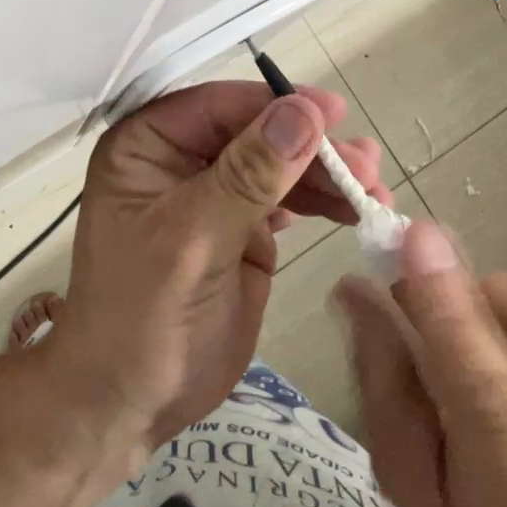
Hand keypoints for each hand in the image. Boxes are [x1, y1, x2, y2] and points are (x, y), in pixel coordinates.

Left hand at [47, 80, 392, 451]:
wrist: (130, 402)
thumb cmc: (143, 315)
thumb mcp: (193, 240)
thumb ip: (248, 176)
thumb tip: (302, 112)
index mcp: (146, 146)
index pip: (219, 105)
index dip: (277, 104)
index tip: (335, 114)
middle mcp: (178, 160)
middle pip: (255, 132)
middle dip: (311, 147)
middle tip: (368, 167)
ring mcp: (211, 194)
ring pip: (276, 165)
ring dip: (326, 175)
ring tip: (375, 191)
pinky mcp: (239, 230)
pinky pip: (285, 201)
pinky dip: (320, 202)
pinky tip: (352, 209)